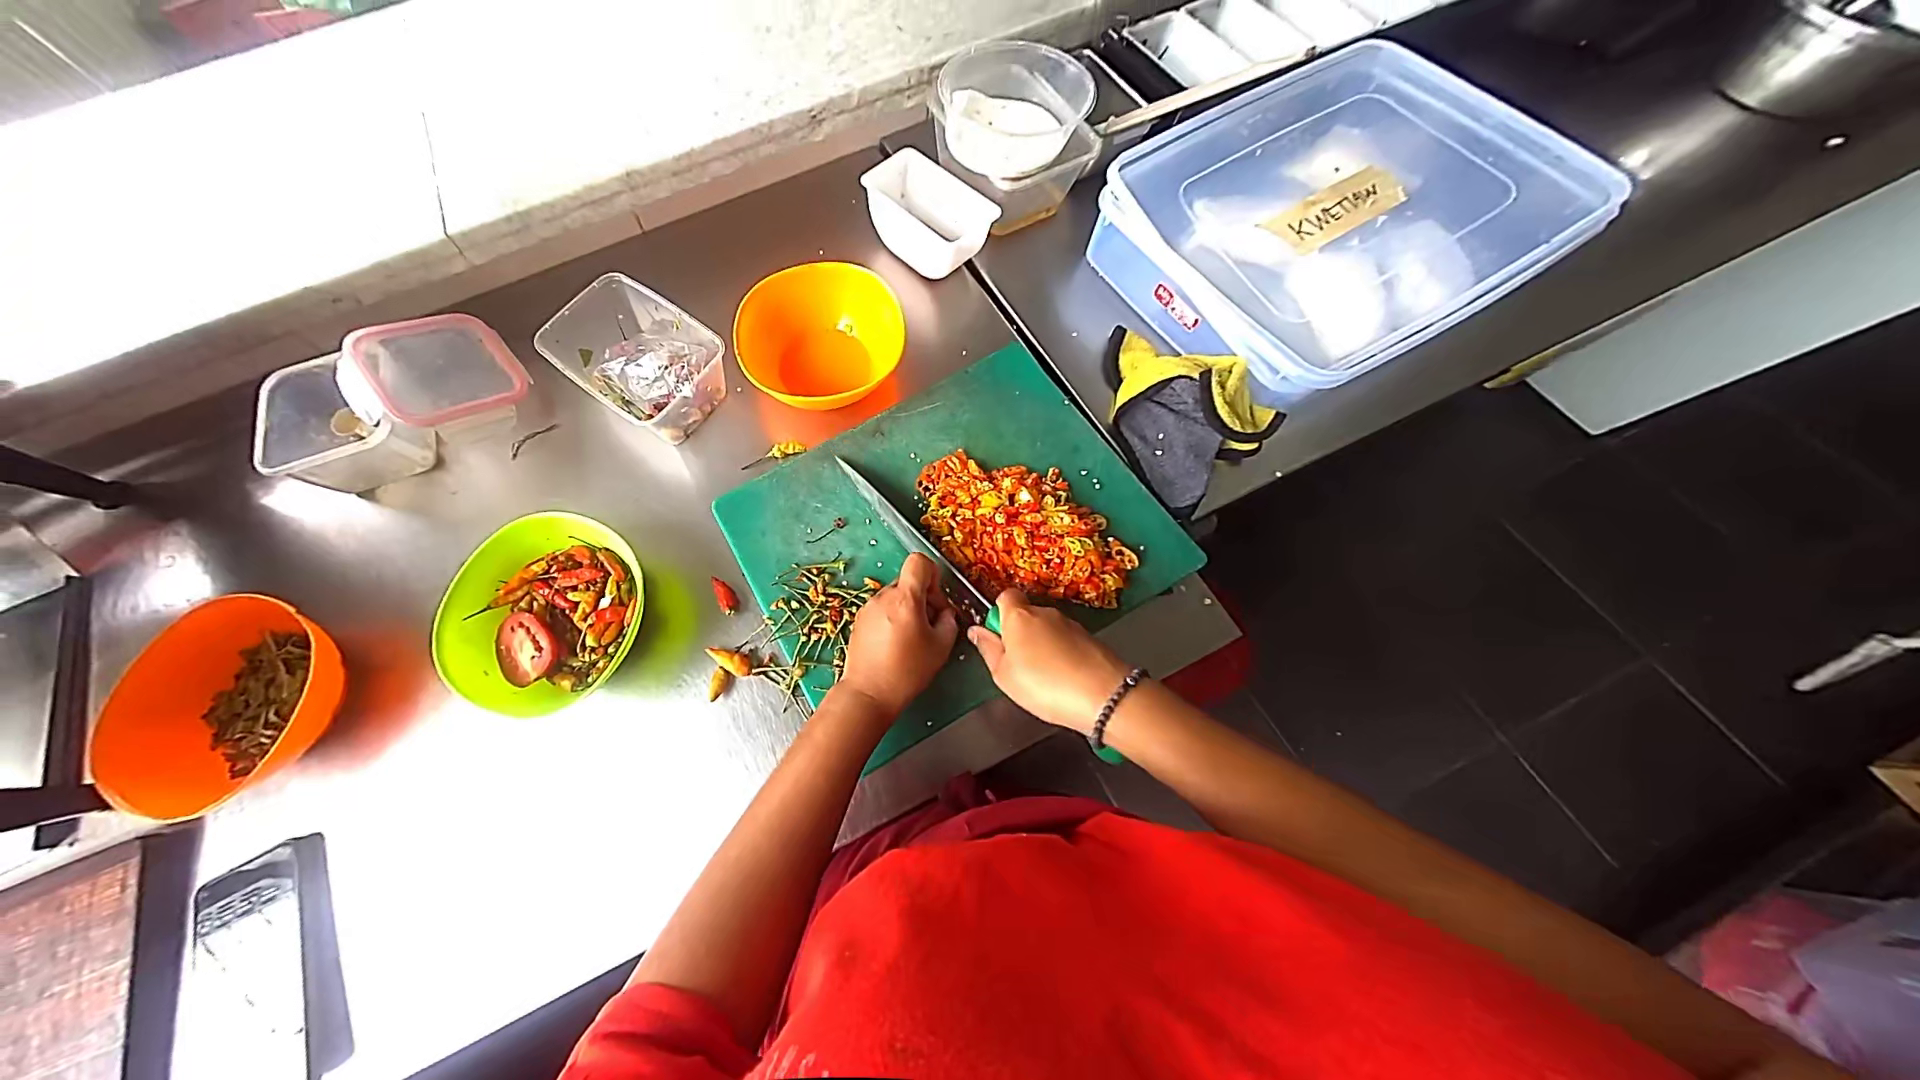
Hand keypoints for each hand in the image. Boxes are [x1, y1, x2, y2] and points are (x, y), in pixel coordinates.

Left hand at [836, 553, 959, 715]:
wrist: (868, 693)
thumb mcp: (941, 647)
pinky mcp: (858, 621)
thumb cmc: (907, 671)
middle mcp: (883, 597)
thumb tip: (946, 613)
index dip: (932, 574)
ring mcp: (868, 608)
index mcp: (905, 598)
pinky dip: (892, 619)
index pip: (919, 562)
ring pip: (895, 597)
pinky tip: (896, 645)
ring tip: (912, 639)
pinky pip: (881, 610)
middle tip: (930, 626)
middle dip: (923, 598)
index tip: (936, 598)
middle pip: (908, 582)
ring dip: (907, 610)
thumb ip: (949, 621)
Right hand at [968, 590, 1132, 734]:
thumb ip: (988, 649)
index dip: (998, 614)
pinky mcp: (1089, 637)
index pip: (1004, 596)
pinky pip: (1065, 641)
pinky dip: (1061, 654)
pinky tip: (1063, 679)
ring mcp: (1070, 624)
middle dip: (1020, 634)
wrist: (1103, 695)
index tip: (996, 638)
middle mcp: (1045, 612)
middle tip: (1016, 664)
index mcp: (1019, 616)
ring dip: (1042, 646)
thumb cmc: (1045, 685)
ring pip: (1047, 629)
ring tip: (1043, 678)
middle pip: (1026, 614)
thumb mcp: (1003, 674)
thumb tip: (977, 631)